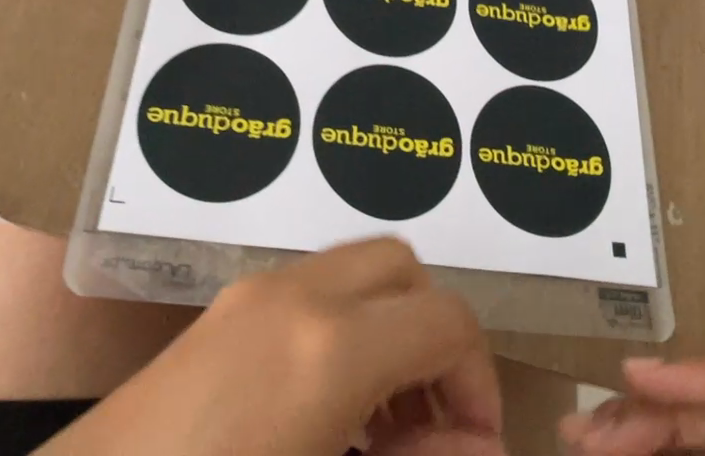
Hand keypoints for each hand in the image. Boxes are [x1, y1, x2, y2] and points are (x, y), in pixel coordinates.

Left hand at [42, 237, 502, 455]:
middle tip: (432, 420)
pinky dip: (346, 326)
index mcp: (330, 345)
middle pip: (403, 268)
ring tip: (384, 421)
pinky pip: (312, 289)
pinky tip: (328, 405)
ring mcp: (253, 290)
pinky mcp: (224, 307)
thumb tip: (479, 448)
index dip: (480, 382)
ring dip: (390, 327)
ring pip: (357, 270)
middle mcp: (296, 294)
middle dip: (435, 335)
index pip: (447, 321)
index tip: (477, 445)